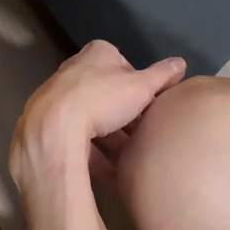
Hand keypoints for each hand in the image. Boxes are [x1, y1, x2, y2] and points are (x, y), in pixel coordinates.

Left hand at [10, 41, 186, 189]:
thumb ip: (161, 76)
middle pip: (106, 92)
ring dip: (109, 138)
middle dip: (123, 114)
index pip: (122, 65)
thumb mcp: (141, 87)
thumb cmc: (102, 98)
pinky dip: (94, 156)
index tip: (148, 106)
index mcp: (96, 53)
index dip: (137, 86)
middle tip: (141, 134)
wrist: (55, 129)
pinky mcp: (48, 126)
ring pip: (90, 117)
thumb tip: (181, 62)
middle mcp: (74, 70)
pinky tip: (110, 175)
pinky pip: (76, 140)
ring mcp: (58, 98)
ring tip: (130, 158)